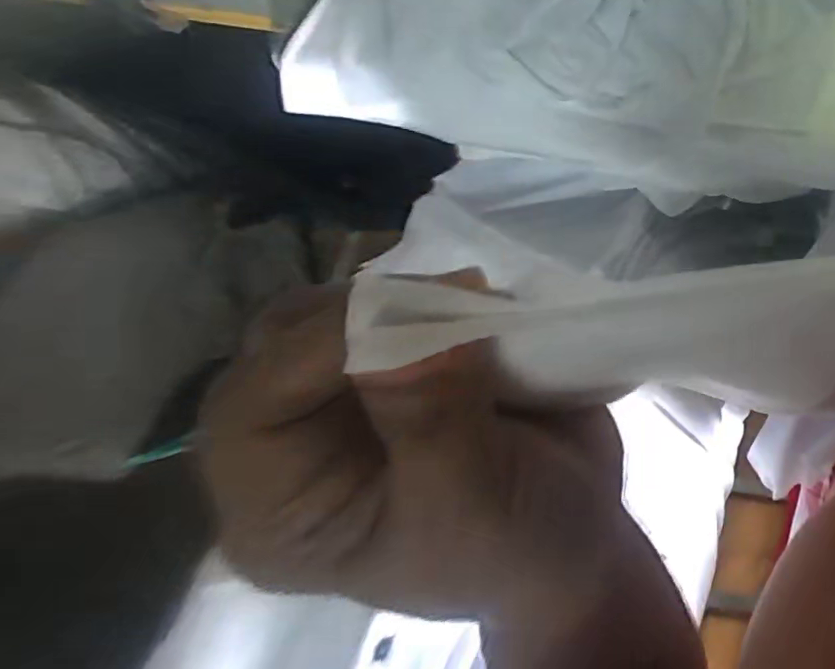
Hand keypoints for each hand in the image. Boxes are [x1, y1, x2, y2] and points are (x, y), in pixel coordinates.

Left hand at [197, 278, 628, 627]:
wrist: (582, 528)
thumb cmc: (516, 543)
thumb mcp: (469, 502)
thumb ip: (431, 421)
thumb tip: (405, 329)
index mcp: (283, 507)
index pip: (252, 410)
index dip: (319, 349)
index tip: (420, 314)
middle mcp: (304, 444)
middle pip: (282, 346)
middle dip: (361, 312)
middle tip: (452, 295)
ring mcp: (358, 397)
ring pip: (341, 312)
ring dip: (405, 294)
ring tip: (476, 297)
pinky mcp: (412, 364)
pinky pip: (401, 305)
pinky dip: (439, 291)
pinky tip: (482, 299)